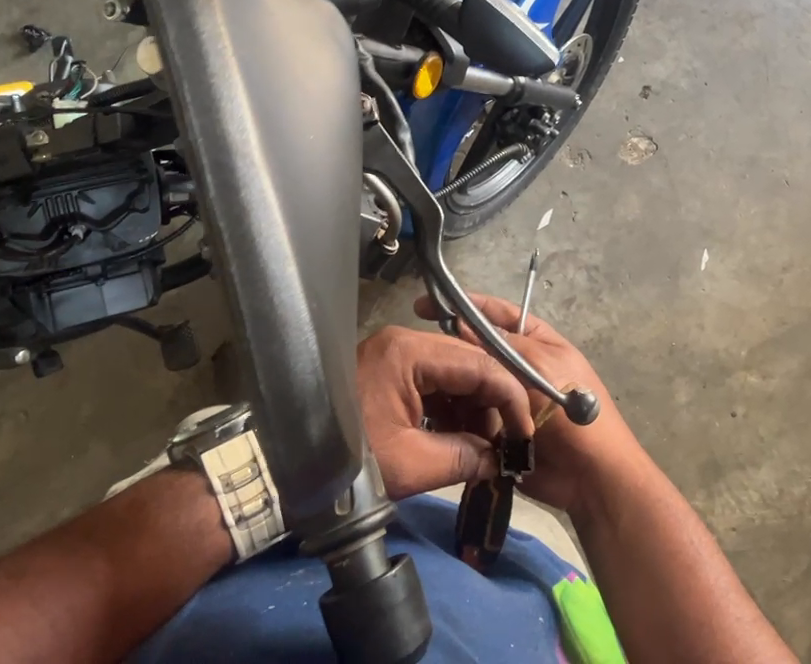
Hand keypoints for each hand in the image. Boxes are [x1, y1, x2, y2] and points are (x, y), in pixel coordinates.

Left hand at [356, 326, 534, 499]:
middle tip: (505, 442)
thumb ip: (464, 457)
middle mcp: (404, 342)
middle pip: (467, 364)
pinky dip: (450, 409)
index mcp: (408, 353)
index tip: (525, 431)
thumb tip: (498, 461)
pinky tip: (458, 437)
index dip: (509, 398)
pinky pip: (432, 383)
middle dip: (491, 404)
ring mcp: (393, 355)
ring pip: (452, 374)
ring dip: (472, 408)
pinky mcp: (386, 372)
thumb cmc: (349, 461)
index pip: (479, 365)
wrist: (284, 467)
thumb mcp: (412, 464)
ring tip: (481, 447)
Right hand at [413, 293, 647, 515]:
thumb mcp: (537, 365)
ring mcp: (509, 401)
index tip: (424, 307)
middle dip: (454, 355)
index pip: (496, 314)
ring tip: (425, 395)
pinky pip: (472, 420)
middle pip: (478, 353)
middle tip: (420, 359)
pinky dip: (458, 422)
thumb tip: (459, 323)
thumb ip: (499, 344)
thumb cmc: (569, 413)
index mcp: (537, 341)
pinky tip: (435, 422)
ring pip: (471, 388)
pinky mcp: (499, 432)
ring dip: (454, 393)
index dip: (464, 307)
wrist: (588, 477)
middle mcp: (521, 366)